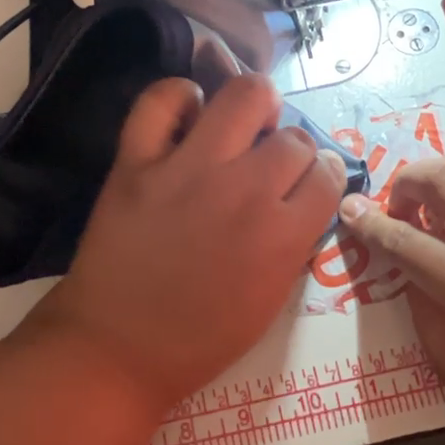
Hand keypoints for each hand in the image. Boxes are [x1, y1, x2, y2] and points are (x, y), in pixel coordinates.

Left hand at [0, 75, 346, 444]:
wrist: (117, 349)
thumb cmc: (199, 339)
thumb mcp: (270, 299)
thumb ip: (293, 243)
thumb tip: (300, 198)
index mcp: (282, 235)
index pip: (327, 174)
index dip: (323, 174)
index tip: (310, 178)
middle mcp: (244, 191)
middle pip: (293, 137)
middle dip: (293, 146)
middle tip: (272, 161)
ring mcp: (188, 169)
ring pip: (243, 96)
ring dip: (254, 105)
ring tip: (243, 123)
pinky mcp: (137, 161)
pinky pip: (160, 100)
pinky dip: (179, 97)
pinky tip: (188, 114)